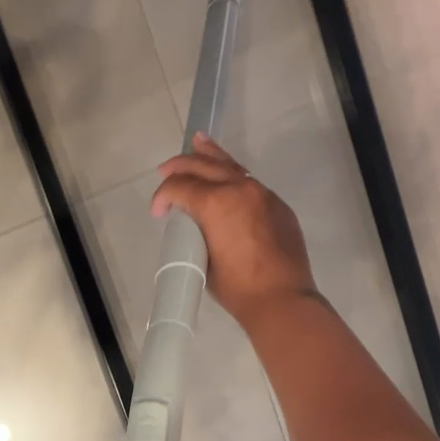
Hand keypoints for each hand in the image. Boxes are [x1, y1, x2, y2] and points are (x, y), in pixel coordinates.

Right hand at [151, 133, 317, 325]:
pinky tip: (225, 177)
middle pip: (204, 165)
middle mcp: (239, 189)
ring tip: (199, 142)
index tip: (158, 213)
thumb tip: (196, 222)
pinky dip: (232, 174)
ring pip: (231, 166)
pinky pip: (248, 181)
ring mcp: (262, 193)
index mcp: (215, 203)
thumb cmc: (235, 286)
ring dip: (210, 156)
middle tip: (165, 169)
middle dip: (181, 166)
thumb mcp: (201, 258)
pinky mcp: (276, 204)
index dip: (162, 196)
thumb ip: (196, 231)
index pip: (180, 186)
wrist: (280, 298)